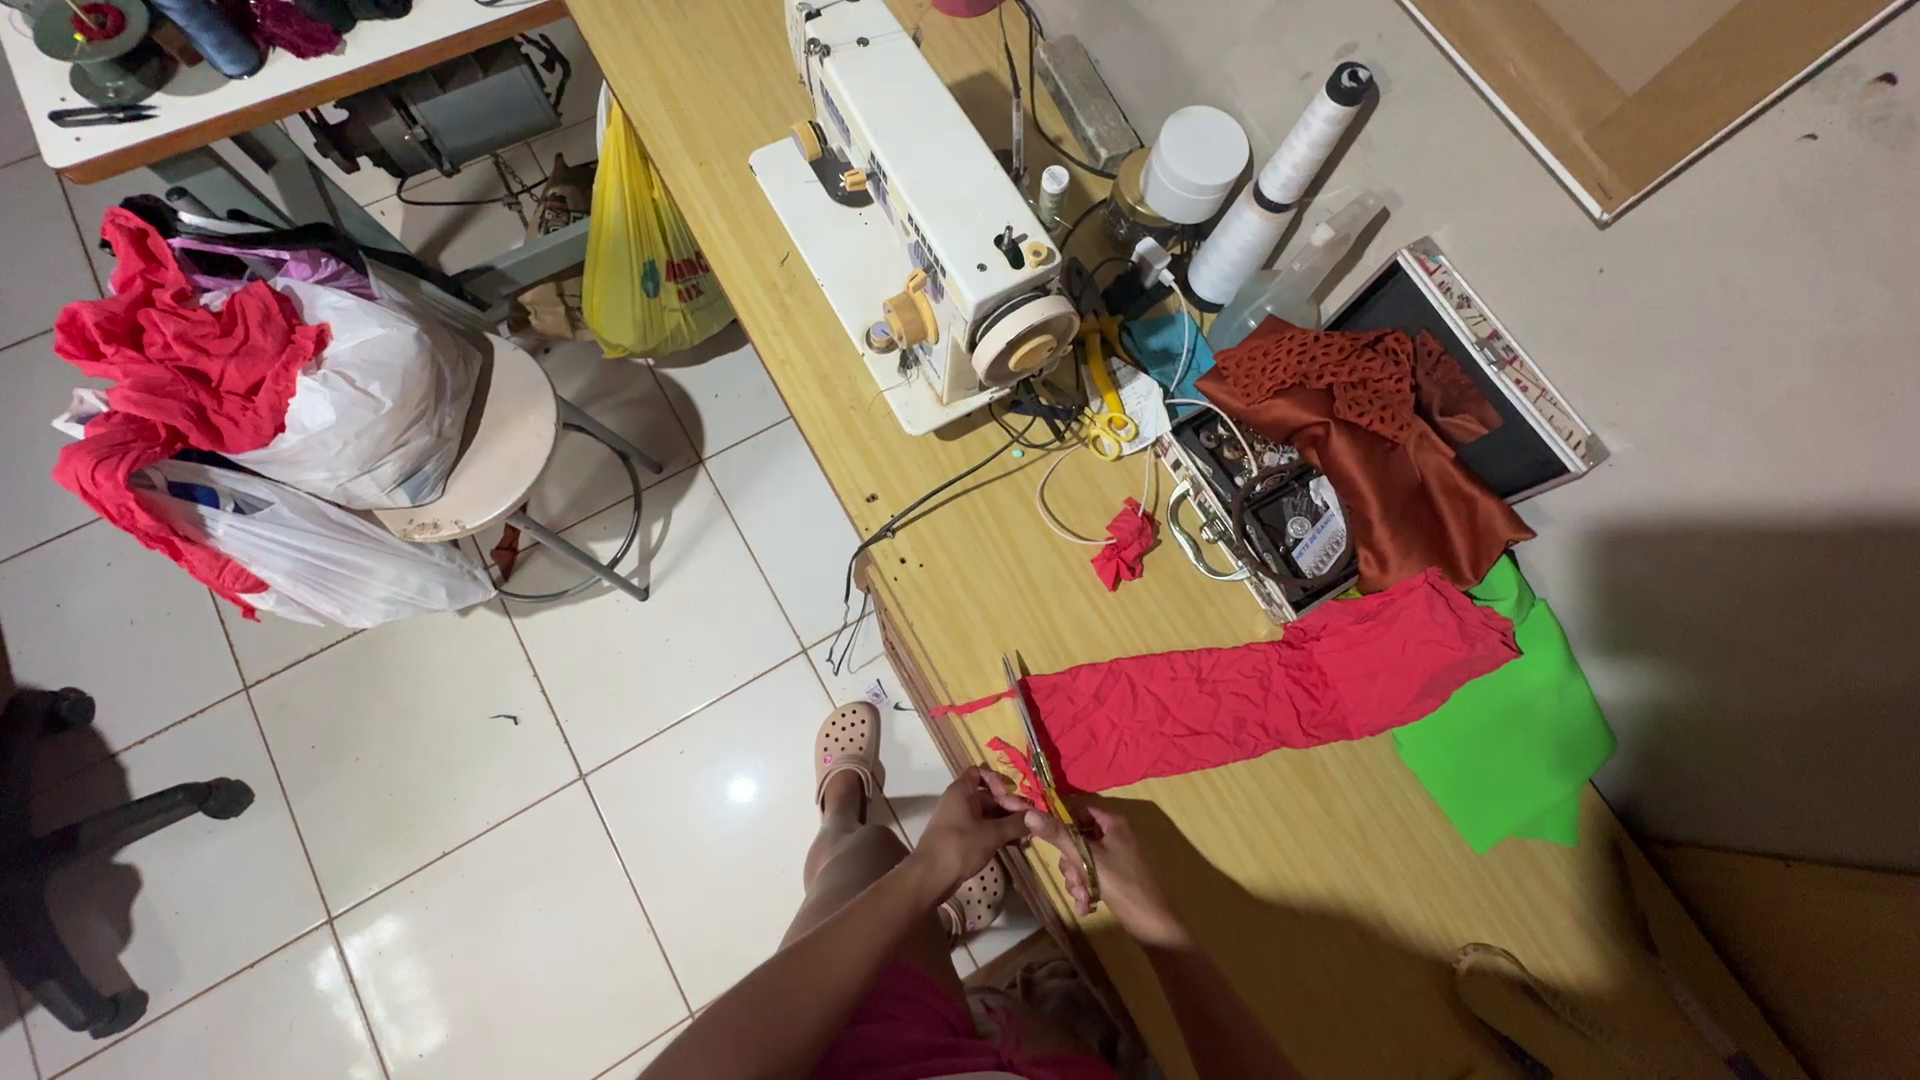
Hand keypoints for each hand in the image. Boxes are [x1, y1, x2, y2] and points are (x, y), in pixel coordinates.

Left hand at [908, 767, 1033, 897]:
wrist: (930, 877)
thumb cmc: (959, 846)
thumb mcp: (991, 834)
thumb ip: (1014, 824)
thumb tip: (1036, 817)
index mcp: (962, 791)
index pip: (980, 772)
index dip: (996, 781)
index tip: (1008, 797)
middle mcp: (959, 801)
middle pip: (988, 796)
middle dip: (1008, 807)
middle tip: (1029, 821)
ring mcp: (959, 820)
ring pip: (987, 814)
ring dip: (1006, 822)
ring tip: (1027, 835)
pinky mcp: (960, 838)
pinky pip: (982, 829)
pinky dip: (997, 833)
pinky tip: (1015, 844)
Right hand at [1027, 805, 1187, 947]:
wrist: (1153, 926)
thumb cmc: (1122, 885)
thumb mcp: (1087, 859)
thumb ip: (1058, 835)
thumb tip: (1029, 813)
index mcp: (1114, 823)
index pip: (1079, 811)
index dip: (1062, 824)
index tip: (1049, 841)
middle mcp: (1117, 835)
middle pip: (1079, 839)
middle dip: (1071, 863)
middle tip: (1074, 880)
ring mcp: (1119, 856)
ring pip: (1083, 860)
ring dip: (1077, 880)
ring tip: (1082, 898)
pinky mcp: (1119, 876)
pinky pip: (1093, 874)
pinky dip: (1087, 888)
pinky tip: (1086, 905)